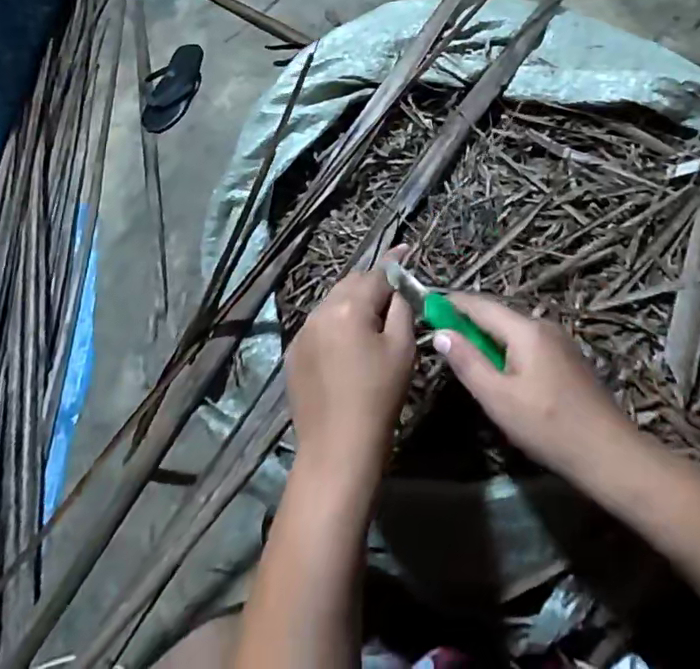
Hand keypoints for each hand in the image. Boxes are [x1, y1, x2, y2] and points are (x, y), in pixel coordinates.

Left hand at [286, 257, 416, 486]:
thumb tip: (400, 288)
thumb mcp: (401, 350)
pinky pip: (319, 327)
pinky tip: (348, 346)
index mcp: (347, 307)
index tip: (406, 249)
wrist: (337, 448)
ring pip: (332, 304)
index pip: (376, 274)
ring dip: (352, 304)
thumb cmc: (379, 398)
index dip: (394, 263)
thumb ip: (401, 309)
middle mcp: (319, 311)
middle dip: (372, 284)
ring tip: (373, 319)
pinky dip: (336, 326)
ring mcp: (302, 333)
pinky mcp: (293, 354)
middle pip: (350, 285)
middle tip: (394, 292)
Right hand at [434, 294, 637, 476]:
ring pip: (513, 331)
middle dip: (468, 321)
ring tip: (466, 353)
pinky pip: (528, 344)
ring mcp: (560, 342)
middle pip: (498, 315)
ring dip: (488, 337)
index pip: (480, 305)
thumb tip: (441, 332)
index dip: (452, 303)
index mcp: (526, 330)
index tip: (428, 305)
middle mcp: (544, 326)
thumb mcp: (498, 398)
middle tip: (441, 332)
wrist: (611, 455)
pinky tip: (500, 371)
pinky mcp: (569, 360)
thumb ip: (467, 362)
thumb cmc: (548, 426)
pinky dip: (507, 349)